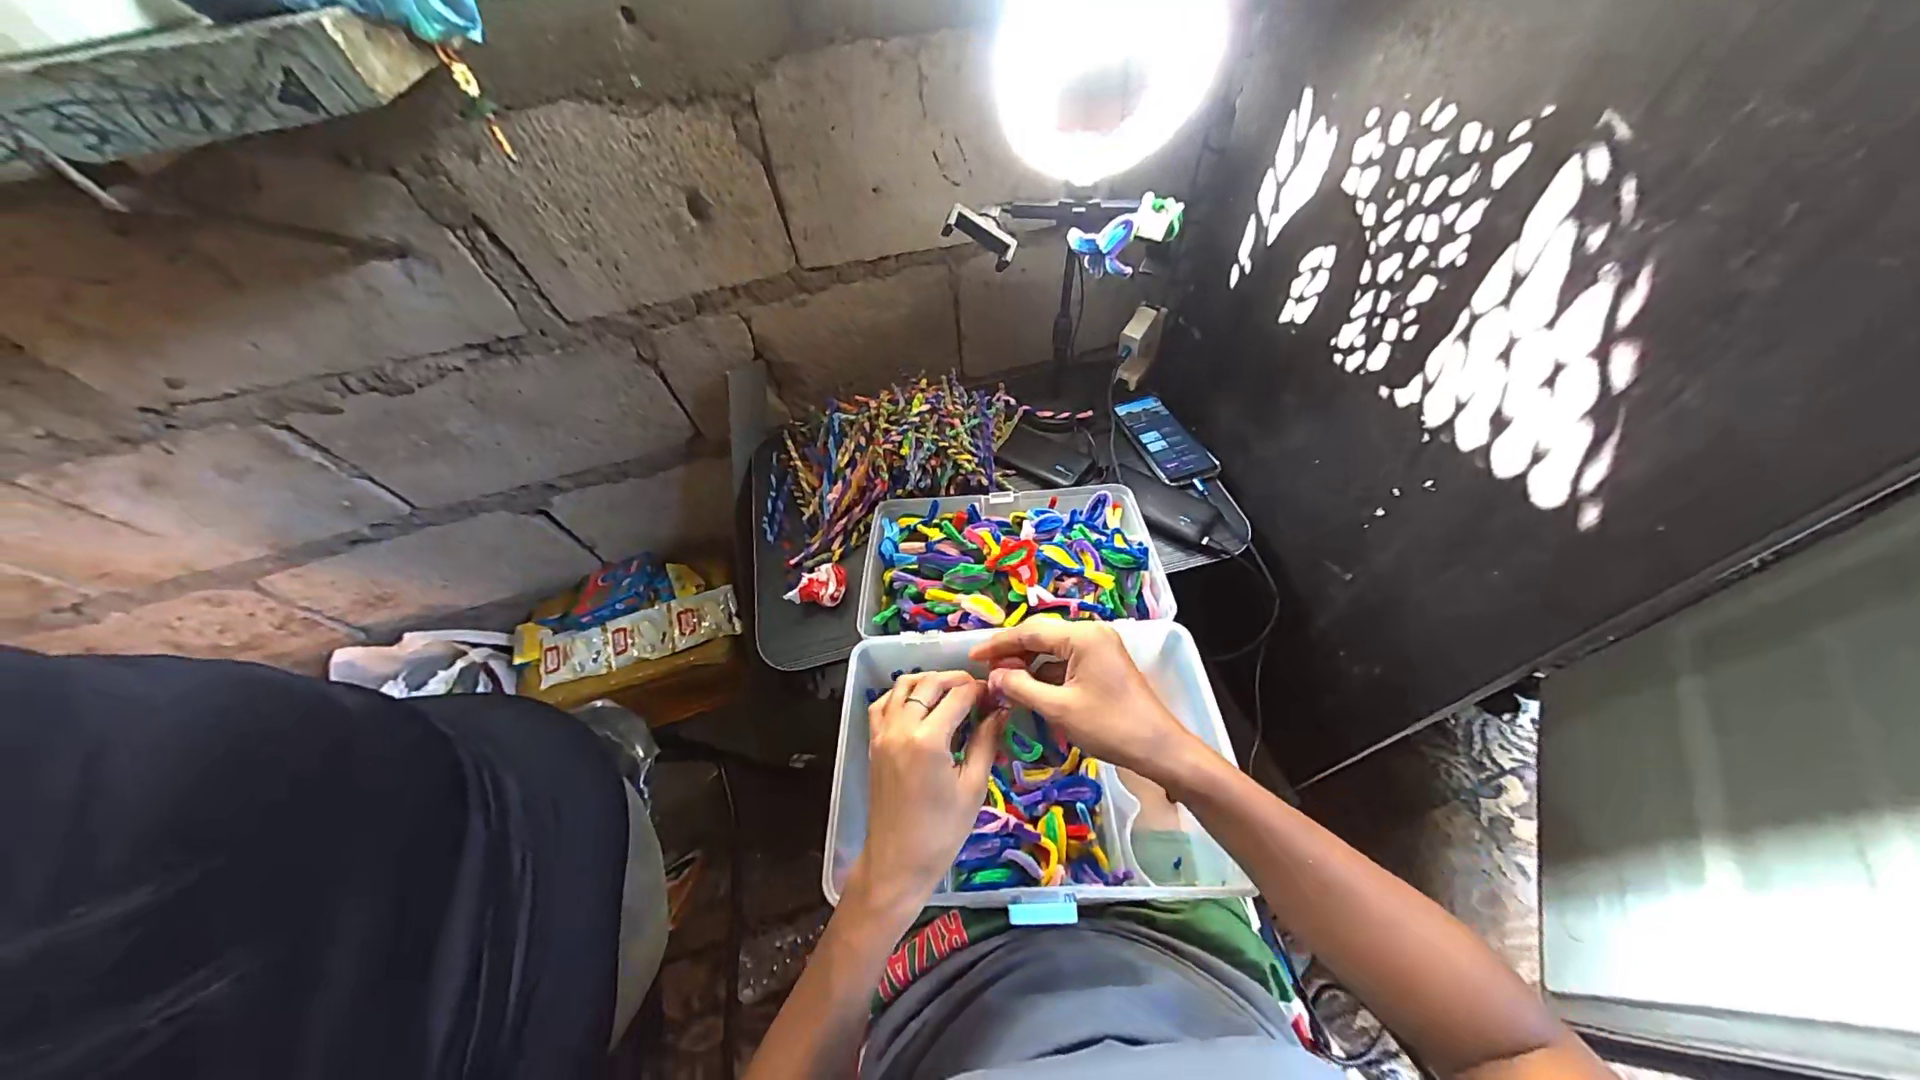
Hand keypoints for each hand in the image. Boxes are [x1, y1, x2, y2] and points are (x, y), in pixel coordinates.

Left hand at [852, 670, 1006, 910]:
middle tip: (978, 692)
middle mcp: (901, 727)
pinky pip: (884, 703)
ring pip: (903, 686)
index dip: (980, 690)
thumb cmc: (941, 832)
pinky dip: (902, 694)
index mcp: (928, 739)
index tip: (995, 695)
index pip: (958, 695)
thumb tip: (1000, 712)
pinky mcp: (873, 742)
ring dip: (929, 682)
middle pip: (930, 683)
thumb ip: (986, 742)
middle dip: (957, 680)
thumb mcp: (973, 788)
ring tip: (951, 694)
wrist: (896, 863)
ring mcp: (883, 733)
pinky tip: (920, 705)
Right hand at [969, 622, 1218, 796]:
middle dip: (1012, 653)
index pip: (1030, 632)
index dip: (998, 644)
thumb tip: (994, 676)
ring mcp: (1099, 648)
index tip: (973, 657)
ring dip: (1028, 664)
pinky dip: (1045, 673)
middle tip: (985, 671)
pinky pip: (1066, 661)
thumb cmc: (1110, 726)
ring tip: (1001, 681)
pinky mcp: (1103, 664)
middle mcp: (1091, 633)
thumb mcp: (1059, 708)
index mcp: (1082, 636)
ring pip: (1053, 650)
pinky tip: (1028, 687)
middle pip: (1041, 637)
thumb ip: (1021, 687)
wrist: (1160, 748)